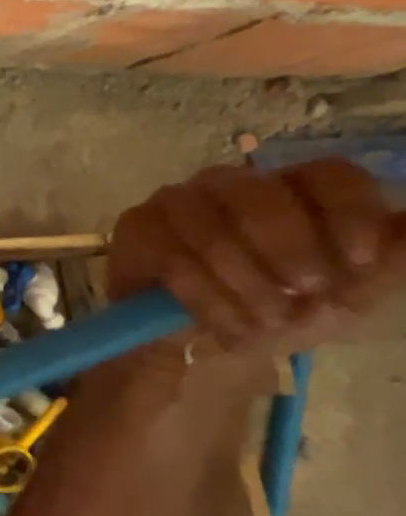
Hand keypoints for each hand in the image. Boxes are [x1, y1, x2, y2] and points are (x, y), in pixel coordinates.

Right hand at [109, 158, 405, 361]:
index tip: (361, 264)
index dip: (349, 213)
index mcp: (292, 190)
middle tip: (305, 296)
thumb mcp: (352, 295)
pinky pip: (171, 257)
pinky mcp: (135, 228)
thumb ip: (391, 261)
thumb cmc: (282, 309)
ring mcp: (175, 201)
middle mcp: (231, 184)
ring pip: (211, 230)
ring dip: (246, 283)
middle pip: (261, 195)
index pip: (328, 174)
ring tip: (266, 322)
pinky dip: (207, 298)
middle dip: (289, 251)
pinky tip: (227, 325)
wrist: (204, 340)